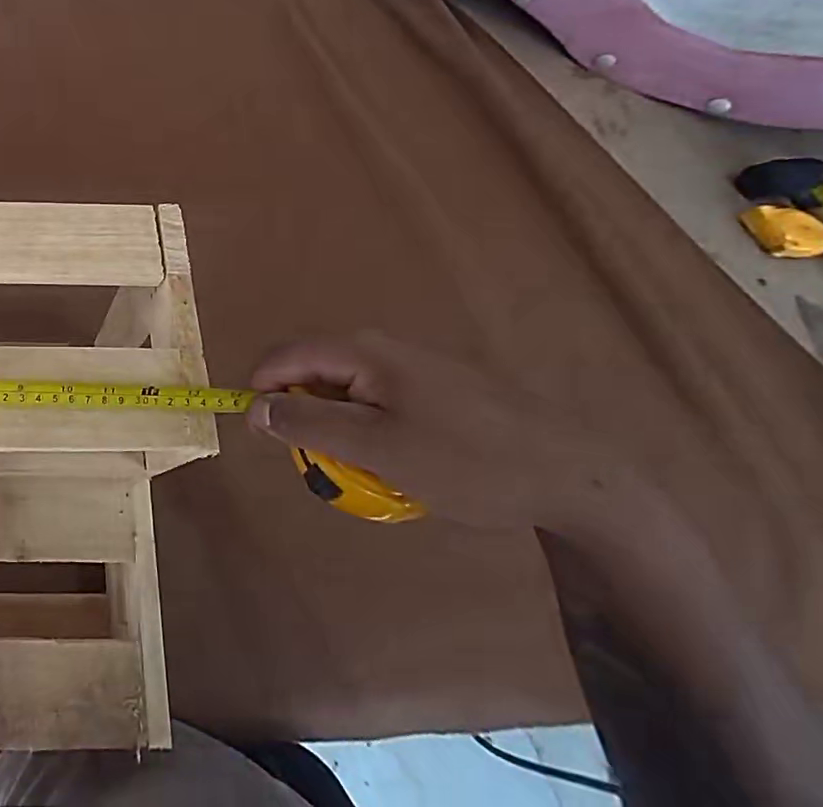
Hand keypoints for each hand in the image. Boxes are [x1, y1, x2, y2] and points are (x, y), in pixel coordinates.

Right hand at [247, 332, 657, 535]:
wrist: (567, 471)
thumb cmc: (465, 460)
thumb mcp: (376, 449)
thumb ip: (309, 425)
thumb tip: (255, 407)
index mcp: (363, 351)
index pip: (284, 357)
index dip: (262, 394)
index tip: (263, 441)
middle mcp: (383, 347)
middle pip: (314, 373)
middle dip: (304, 419)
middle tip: (325, 467)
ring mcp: (413, 366)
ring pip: (346, 393)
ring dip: (338, 432)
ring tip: (365, 474)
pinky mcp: (435, 387)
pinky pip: (378, 404)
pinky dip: (370, 433)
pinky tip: (399, 466)